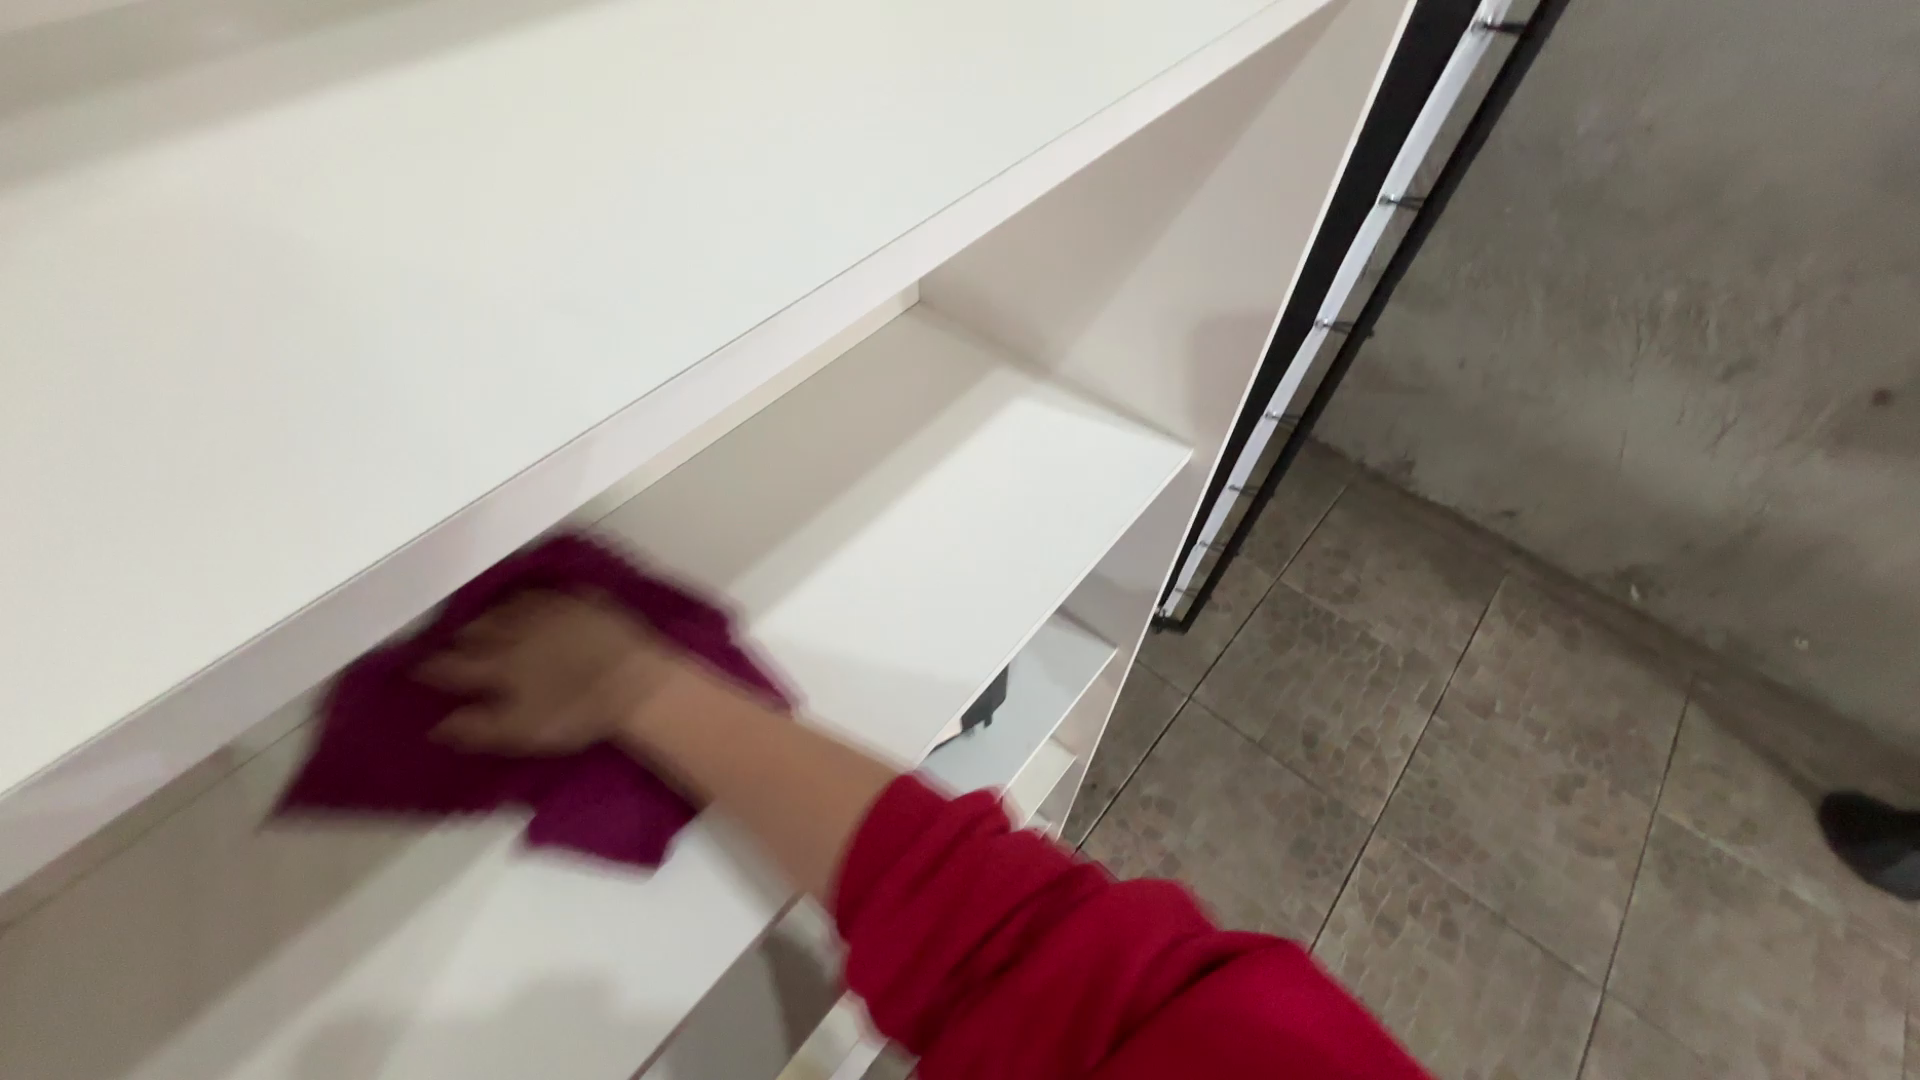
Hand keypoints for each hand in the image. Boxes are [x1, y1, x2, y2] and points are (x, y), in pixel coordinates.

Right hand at [416, 589, 679, 755]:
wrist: (636, 681)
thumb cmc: (576, 712)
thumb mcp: (521, 731)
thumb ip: (476, 727)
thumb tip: (437, 725)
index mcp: (498, 665)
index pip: (453, 664)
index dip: (433, 667)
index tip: (417, 667)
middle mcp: (518, 632)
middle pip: (478, 629)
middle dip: (462, 635)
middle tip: (454, 639)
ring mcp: (553, 612)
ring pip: (511, 606)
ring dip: (496, 612)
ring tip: (489, 616)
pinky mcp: (585, 602)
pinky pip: (551, 593)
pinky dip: (536, 597)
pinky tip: (535, 599)